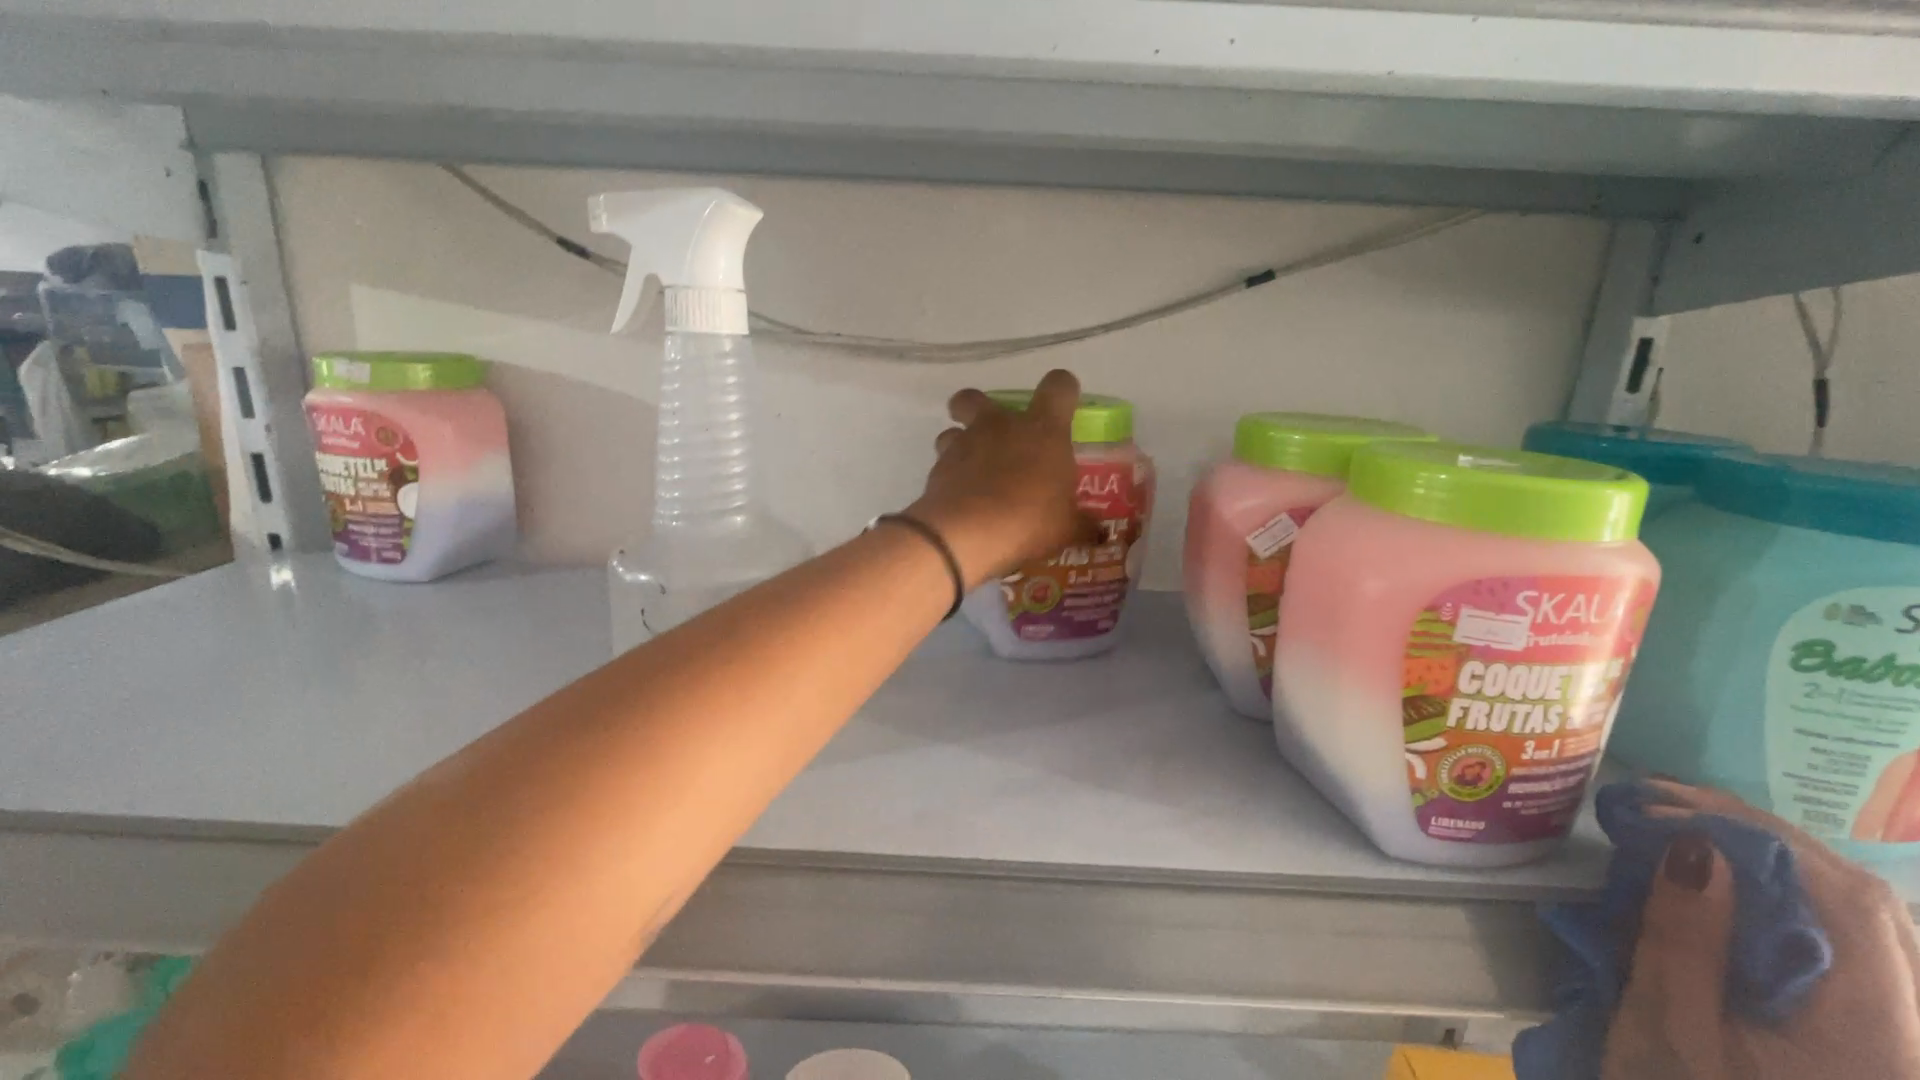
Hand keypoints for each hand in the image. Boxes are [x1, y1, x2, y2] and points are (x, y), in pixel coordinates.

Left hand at [906, 369, 1091, 587]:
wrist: (967, 535)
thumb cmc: (1029, 520)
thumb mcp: (1066, 528)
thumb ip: (1081, 524)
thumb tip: (1097, 532)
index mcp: (1042, 430)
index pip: (1058, 387)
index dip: (1063, 390)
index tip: (1063, 403)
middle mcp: (999, 426)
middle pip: (978, 397)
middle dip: (978, 408)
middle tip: (992, 433)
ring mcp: (964, 444)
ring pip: (953, 430)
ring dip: (960, 444)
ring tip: (972, 471)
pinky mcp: (938, 469)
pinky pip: (943, 464)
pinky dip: (951, 477)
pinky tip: (960, 499)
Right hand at [1602, 781, 1919, 1079]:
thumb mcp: (1669, 1033)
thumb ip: (1684, 940)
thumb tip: (1691, 846)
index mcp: (1881, 1034)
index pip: (1844, 898)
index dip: (1755, 833)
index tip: (1665, 807)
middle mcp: (1917, 1029)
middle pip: (1865, 901)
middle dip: (1762, 836)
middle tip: (1668, 804)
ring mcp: (1906, 1036)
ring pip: (1867, 920)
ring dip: (1778, 863)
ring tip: (1694, 831)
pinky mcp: (1882, 1038)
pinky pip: (1857, 946)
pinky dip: (1793, 899)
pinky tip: (1734, 885)